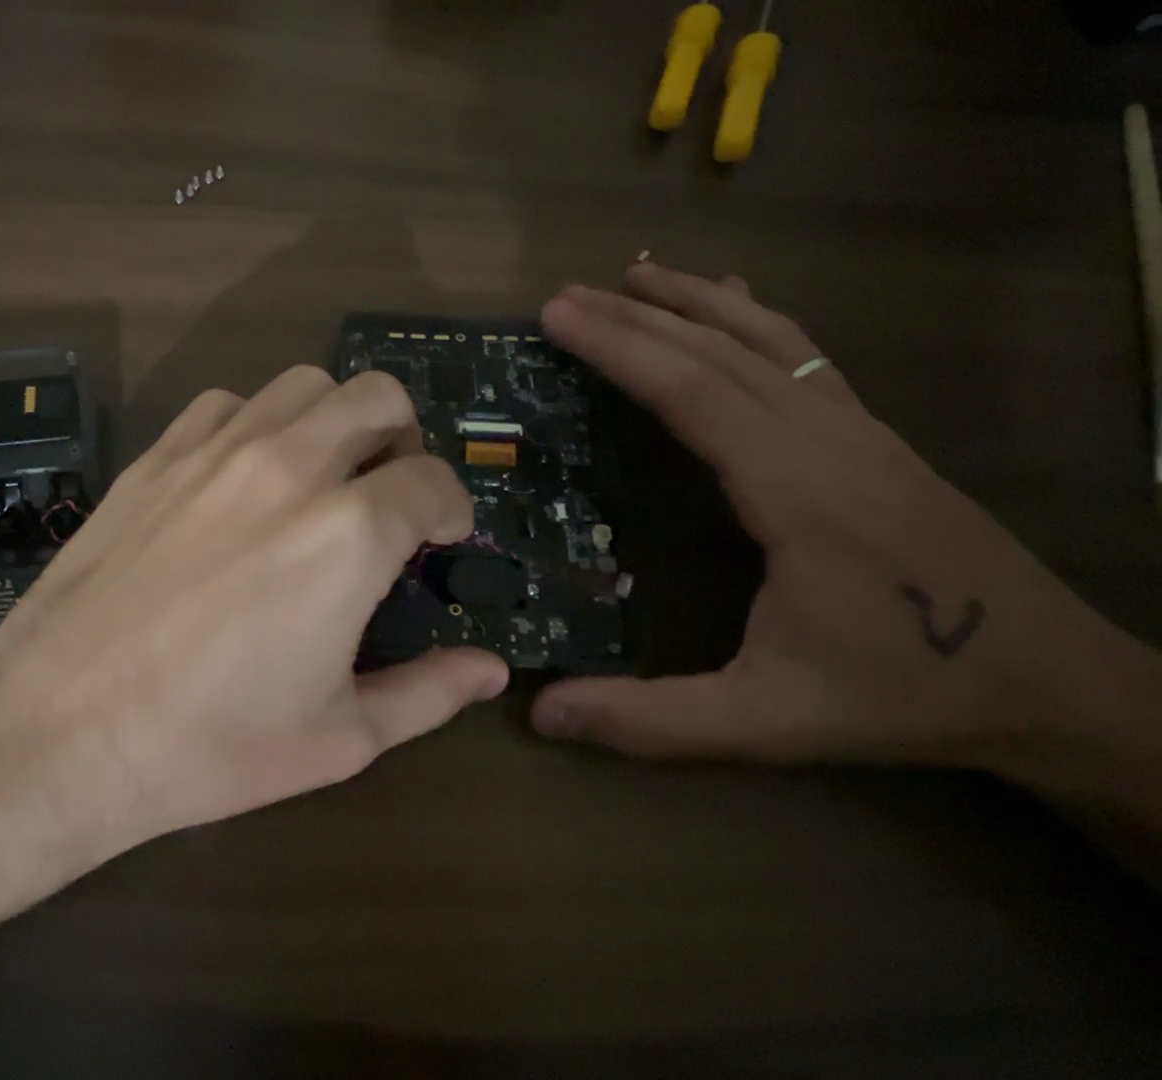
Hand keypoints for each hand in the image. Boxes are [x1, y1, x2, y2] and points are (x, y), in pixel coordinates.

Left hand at [0, 366, 509, 851]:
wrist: (60, 732)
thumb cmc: (209, 747)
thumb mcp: (338, 739)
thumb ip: (426, 692)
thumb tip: (490, 669)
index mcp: (347, 534)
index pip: (432, 481)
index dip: (451, 510)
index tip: (441, 540)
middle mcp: (286, 469)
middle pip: (377, 398)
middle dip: (404, 440)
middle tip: (390, 497)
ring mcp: (211, 455)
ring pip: (300, 386)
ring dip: (331, 421)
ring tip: (319, 480)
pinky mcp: (152, 460)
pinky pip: (222, 406)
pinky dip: (254, 425)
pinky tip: (241, 480)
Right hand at [530, 261, 1159, 774]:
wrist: (1056, 686)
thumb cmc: (900, 695)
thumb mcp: (764, 721)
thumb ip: (648, 720)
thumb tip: (539, 714)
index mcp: (797, 490)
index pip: (693, 391)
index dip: (620, 349)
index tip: (558, 315)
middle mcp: (831, 441)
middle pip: (724, 352)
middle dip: (639, 316)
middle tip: (567, 294)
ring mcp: (864, 434)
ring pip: (774, 343)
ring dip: (701, 303)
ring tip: (641, 273)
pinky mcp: (880, 443)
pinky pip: (807, 360)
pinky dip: (758, 323)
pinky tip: (739, 311)